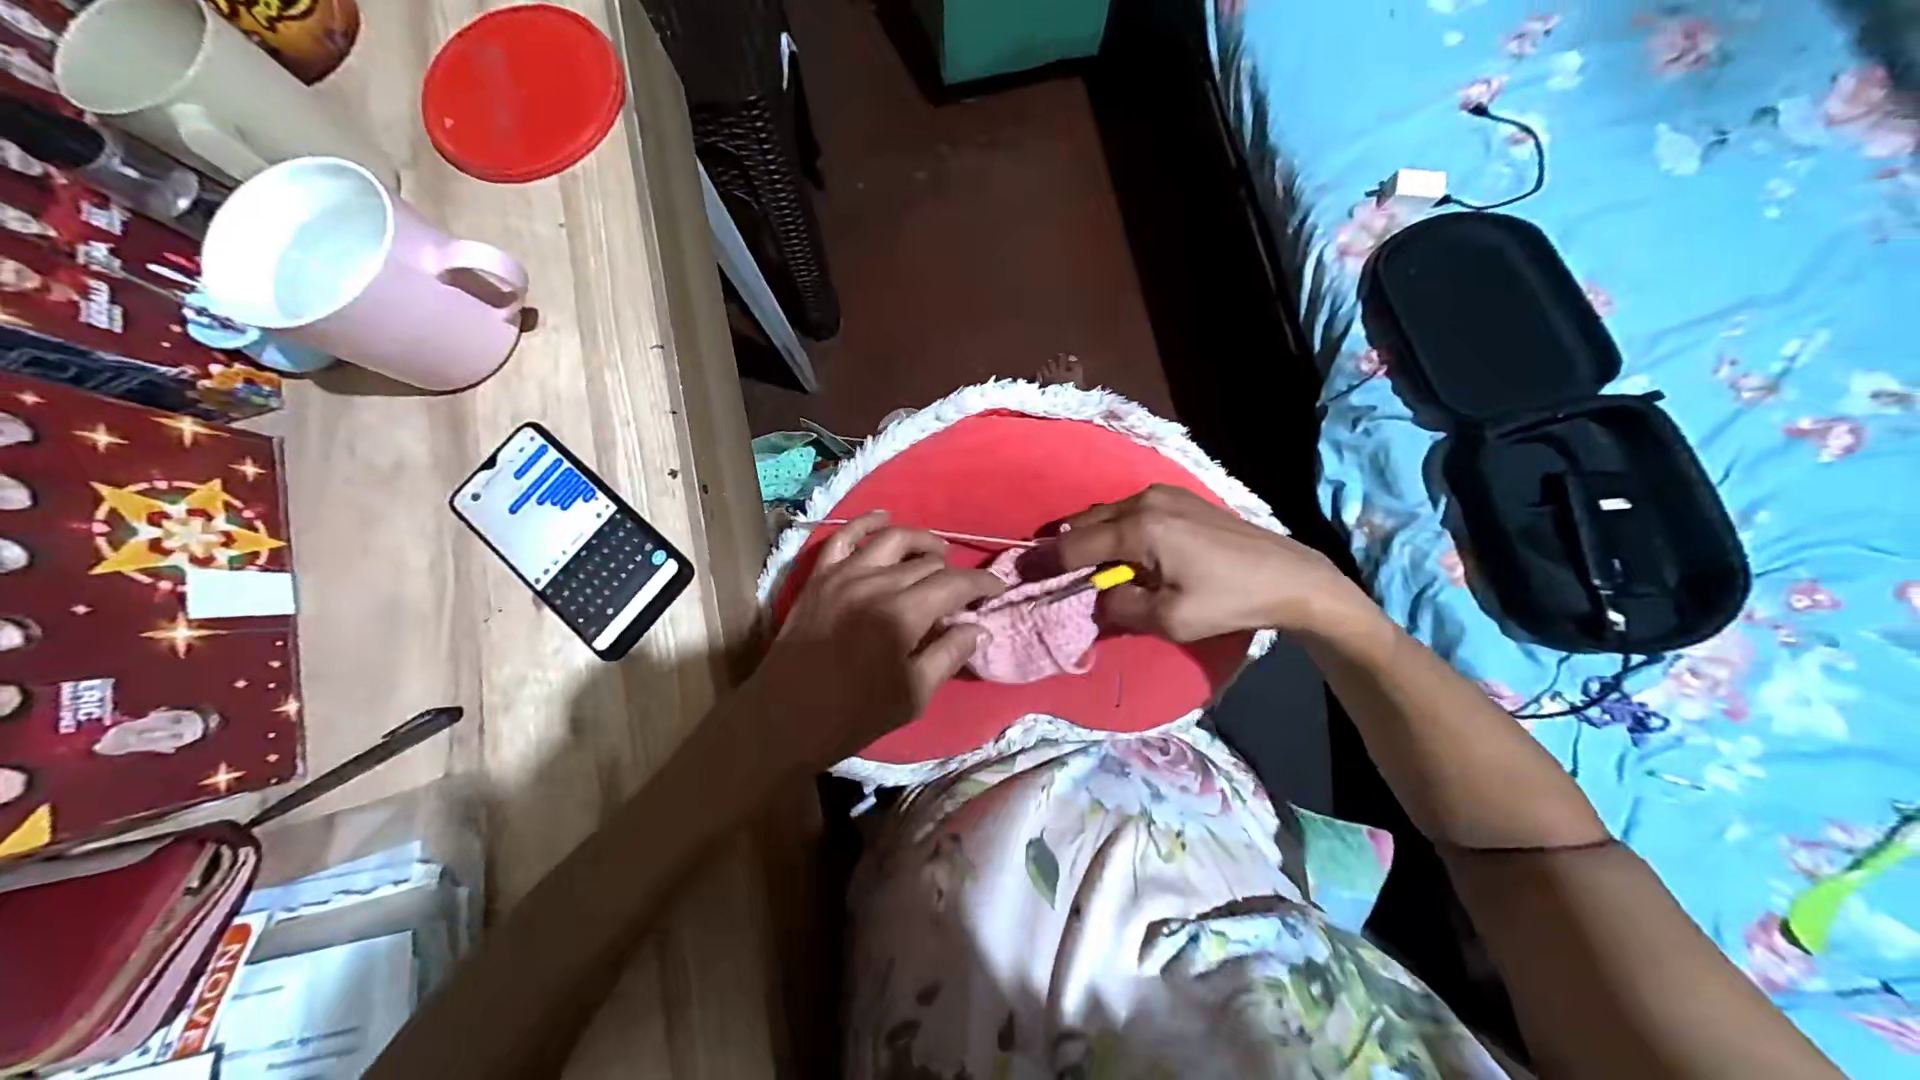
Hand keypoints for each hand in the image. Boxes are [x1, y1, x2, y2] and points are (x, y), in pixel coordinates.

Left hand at [750, 512, 1005, 769]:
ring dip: (920, 541)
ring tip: (936, 552)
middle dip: (953, 573)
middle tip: (963, 591)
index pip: (955, 584)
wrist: (784, 718)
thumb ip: (949, 655)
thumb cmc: (854, 715)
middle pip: (927, 563)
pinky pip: (843, 536)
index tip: (996, 589)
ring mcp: (843, 575)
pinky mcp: (818, 577)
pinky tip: (883, 517)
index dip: (982, 584)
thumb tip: (976, 627)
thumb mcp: (913, 696)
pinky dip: (866, 522)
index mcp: (902, 615)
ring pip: (892, 539)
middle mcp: (875, 583)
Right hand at [1051, 485, 1368, 640]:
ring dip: (1088, 537)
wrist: (1289, 575)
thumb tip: (1092, 598)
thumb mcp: (1169, 619)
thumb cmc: (1228, 601)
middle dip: (1063, 548)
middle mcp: (1142, 500)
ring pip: (1104, 513)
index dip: (1046, 563)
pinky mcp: (1178, 496)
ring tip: (1082, 565)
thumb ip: (1119, 608)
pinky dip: (1112, 528)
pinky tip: (1118, 549)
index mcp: (1138, 529)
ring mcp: (1162, 493)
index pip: (1075, 545)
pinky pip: (1126, 509)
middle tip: (1050, 574)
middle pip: (1084, 522)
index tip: (1024, 575)